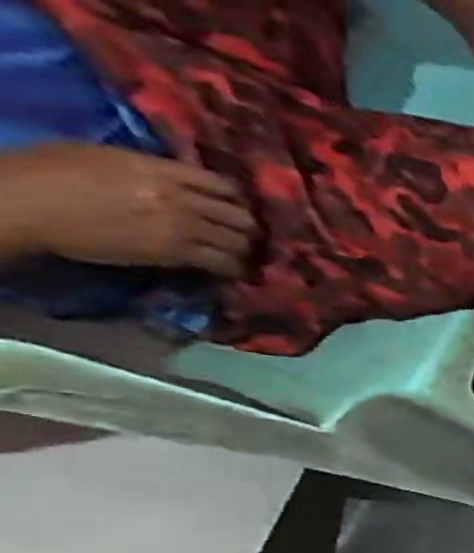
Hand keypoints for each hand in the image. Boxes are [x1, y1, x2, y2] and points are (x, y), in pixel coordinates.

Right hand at [0, 142, 255, 276]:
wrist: (23, 202)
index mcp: (158, 168)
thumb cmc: (45, 172)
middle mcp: (178, 197)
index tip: (237, 208)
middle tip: (244, 236)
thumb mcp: (100, 156)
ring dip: (244, 251)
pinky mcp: (175, 252)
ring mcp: (180, 225)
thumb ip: (146, 167)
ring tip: (240, 256)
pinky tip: (231, 272)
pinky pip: (223, 263)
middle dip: (247, 228)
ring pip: (239, 242)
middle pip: (240, 216)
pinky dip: (233, 269)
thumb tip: (173, 177)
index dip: (237, 199)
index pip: (221, 184)